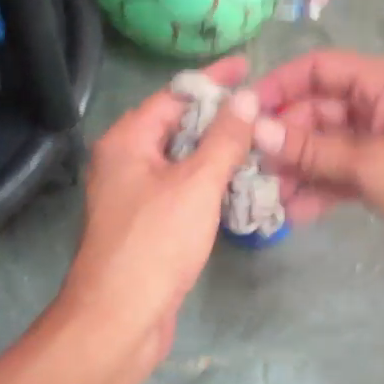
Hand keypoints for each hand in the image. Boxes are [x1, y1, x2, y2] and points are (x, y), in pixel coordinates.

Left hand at [58, 56, 261, 355]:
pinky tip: (241, 183)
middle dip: (219, 116)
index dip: (212, 79)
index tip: (248, 65)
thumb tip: (247, 98)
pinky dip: (210, 182)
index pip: (174, 95)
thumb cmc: (154, 243)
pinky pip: (183, 189)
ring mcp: (135, 195)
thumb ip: (225, 138)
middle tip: (263, 107)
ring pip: (182, 160)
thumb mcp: (197, 184)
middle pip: (177, 125)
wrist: (119, 318)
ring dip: (218, 151)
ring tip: (261, 140)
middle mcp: (125, 161)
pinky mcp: (147, 225)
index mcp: (127, 141)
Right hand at [252, 50, 383, 258]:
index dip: (278, 86)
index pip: (318, 68)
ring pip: (326, 144)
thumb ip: (310, 150)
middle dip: (284, 139)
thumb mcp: (368, 165)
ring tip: (270, 199)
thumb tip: (256, 131)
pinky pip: (342, 170)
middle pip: (317, 109)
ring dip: (299, 168)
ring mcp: (382, 138)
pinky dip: (321, 187)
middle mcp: (379, 103)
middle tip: (250, 169)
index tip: (243, 115)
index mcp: (381, 82)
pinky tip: (296, 213)